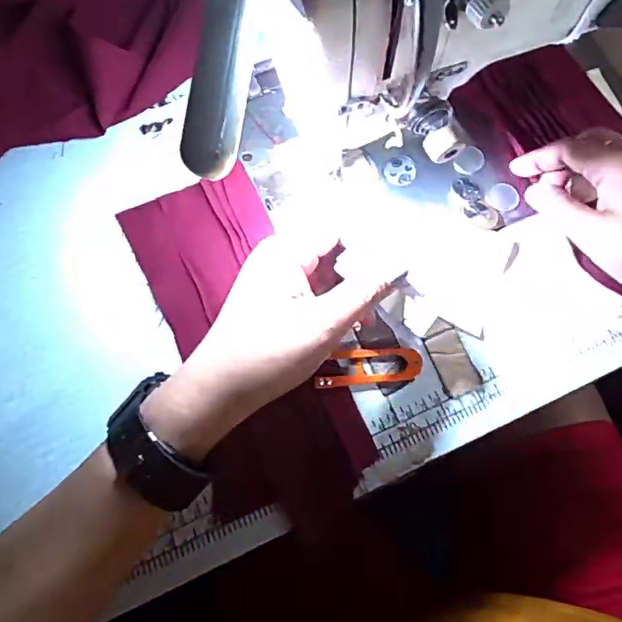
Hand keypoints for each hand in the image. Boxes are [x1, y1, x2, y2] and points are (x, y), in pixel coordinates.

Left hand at [142, 231, 398, 460]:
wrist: (220, 392)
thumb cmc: (269, 354)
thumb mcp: (324, 323)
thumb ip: (365, 290)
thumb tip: (401, 263)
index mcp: (286, 250)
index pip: (342, 229)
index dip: (374, 245)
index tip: (401, 267)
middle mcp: (282, 255)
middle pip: (337, 249)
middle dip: (366, 270)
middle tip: (392, 294)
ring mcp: (280, 276)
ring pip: (331, 271)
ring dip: (354, 291)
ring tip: (370, 318)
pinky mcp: (280, 297)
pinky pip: (319, 288)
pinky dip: (338, 302)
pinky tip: (352, 324)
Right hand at [509, 129, 621, 365]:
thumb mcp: (594, 237)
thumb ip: (560, 209)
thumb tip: (535, 190)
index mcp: (618, 164)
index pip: (569, 148)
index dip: (538, 158)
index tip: (515, 170)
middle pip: (592, 144)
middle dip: (562, 159)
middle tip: (542, 184)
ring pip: (610, 157)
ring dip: (582, 170)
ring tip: (564, 199)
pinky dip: (601, 179)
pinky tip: (596, 207)